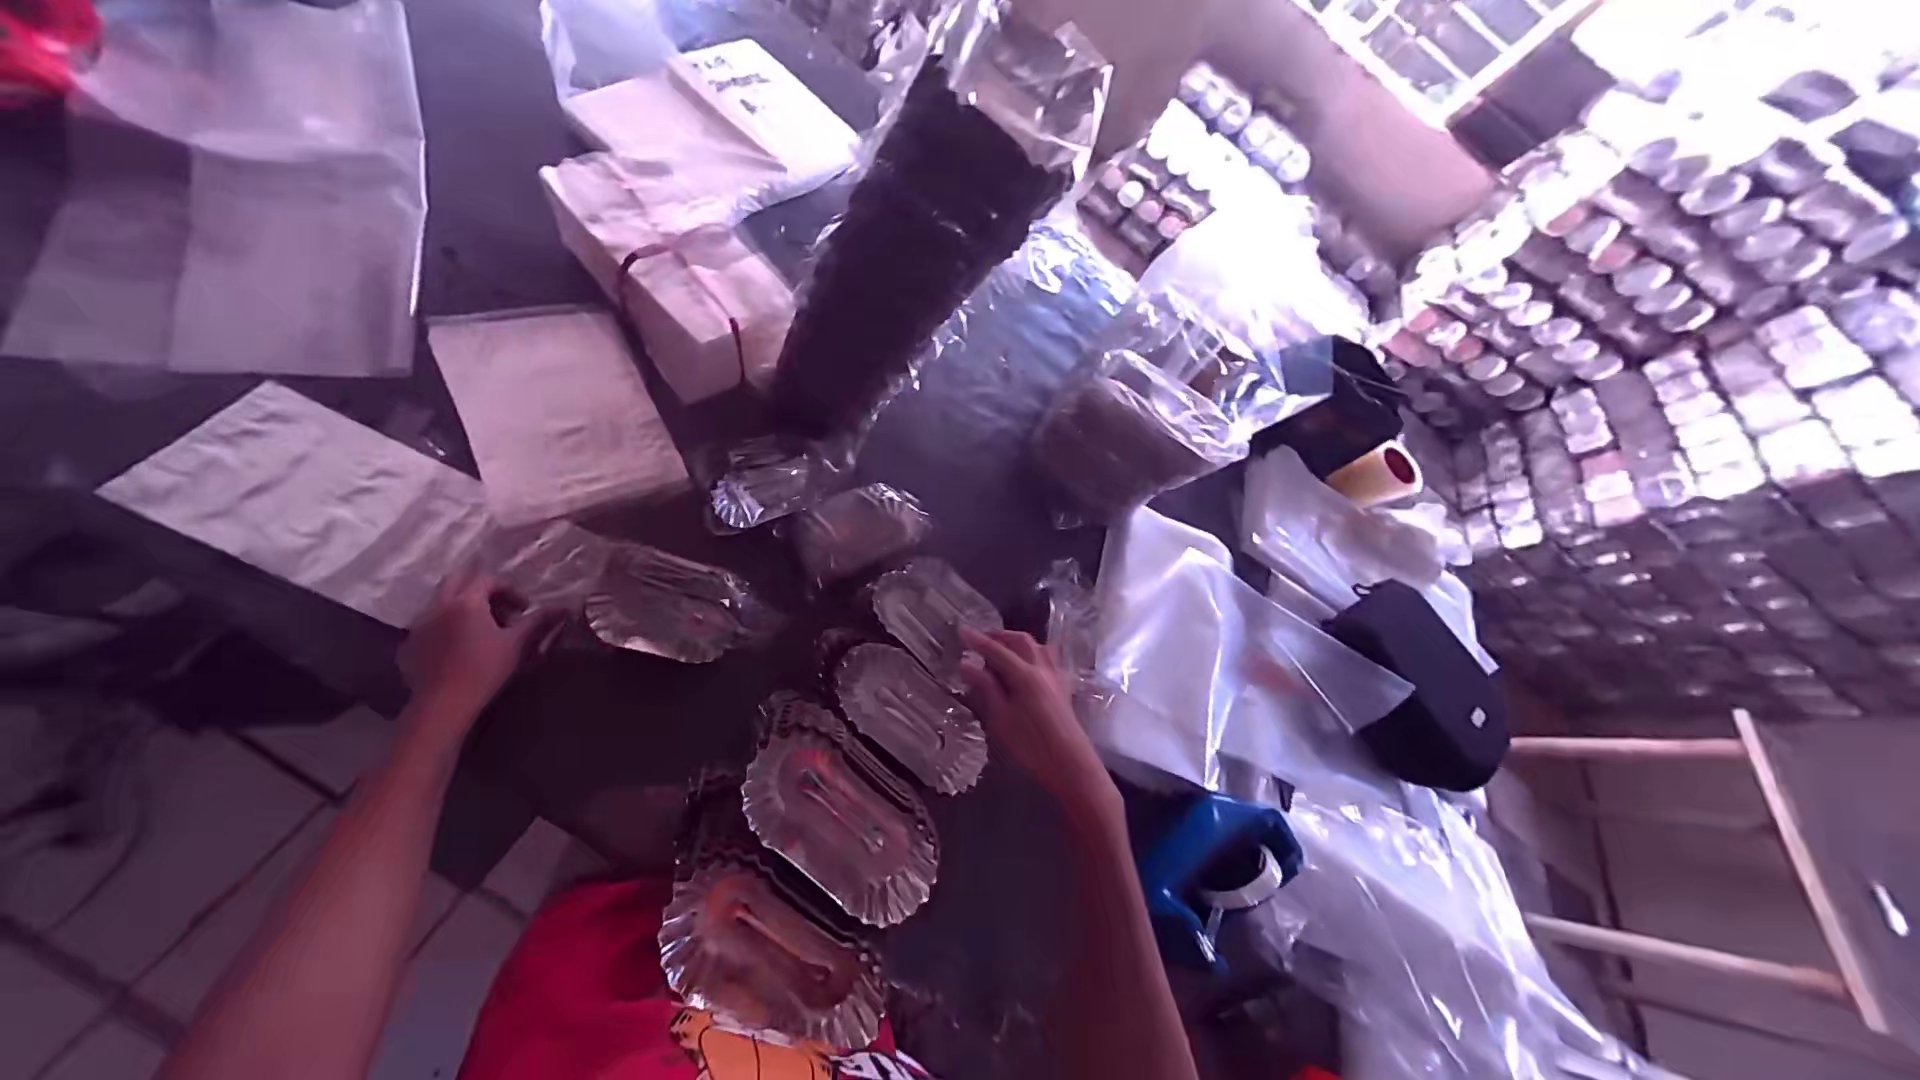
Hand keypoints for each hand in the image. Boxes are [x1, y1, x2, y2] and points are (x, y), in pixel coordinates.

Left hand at [399, 571, 556, 724]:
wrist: (443, 704)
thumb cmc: (485, 668)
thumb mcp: (517, 642)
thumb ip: (538, 620)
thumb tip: (564, 607)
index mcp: (465, 602)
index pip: (487, 580)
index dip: (509, 589)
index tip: (524, 608)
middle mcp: (437, 606)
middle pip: (456, 581)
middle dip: (480, 587)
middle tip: (500, 605)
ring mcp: (418, 625)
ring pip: (440, 602)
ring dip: (462, 605)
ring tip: (481, 626)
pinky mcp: (409, 644)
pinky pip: (429, 624)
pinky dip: (446, 625)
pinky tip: (459, 645)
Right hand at [960, 626, 1120, 831]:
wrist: (1070, 765)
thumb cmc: (1031, 745)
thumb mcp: (1001, 719)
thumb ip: (986, 688)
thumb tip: (967, 664)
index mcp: (1025, 675)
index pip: (997, 651)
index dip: (978, 640)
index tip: (961, 630)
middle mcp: (1042, 669)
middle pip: (1020, 641)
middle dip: (999, 636)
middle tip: (980, 640)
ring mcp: (1056, 676)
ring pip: (1036, 646)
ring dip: (1017, 642)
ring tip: (1001, 649)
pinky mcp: (1063, 687)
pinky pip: (1047, 657)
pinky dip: (1031, 652)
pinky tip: (1025, 664)